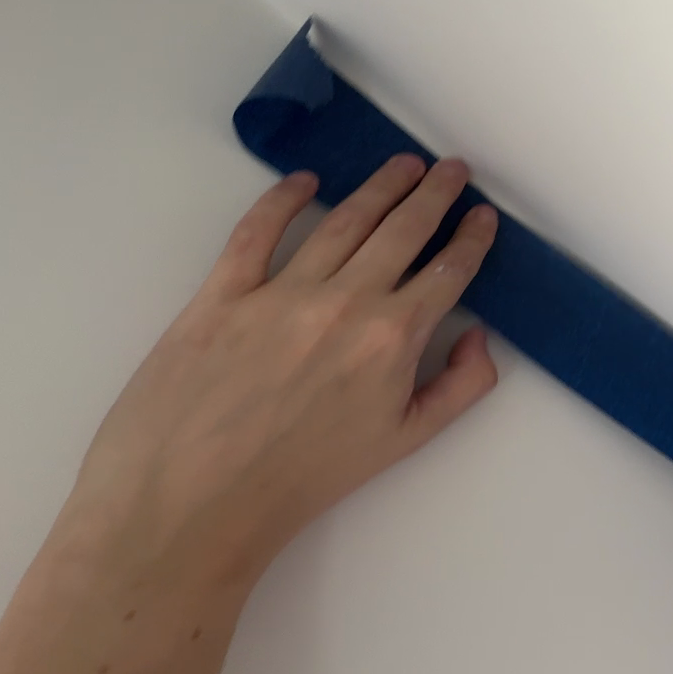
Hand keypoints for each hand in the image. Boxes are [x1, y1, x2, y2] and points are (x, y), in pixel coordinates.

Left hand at [0, 155, 499, 673]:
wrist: (189, 509)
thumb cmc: (309, 475)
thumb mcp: (410, 438)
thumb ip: (465, 384)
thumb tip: (479, 335)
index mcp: (396, 335)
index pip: (449, 268)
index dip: (473, 236)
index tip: (484, 215)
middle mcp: (347, 302)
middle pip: (404, 230)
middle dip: (437, 193)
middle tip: (453, 168)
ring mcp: (281, 295)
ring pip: (344, 222)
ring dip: (381, 186)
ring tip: (403, 164)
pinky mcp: (219, 298)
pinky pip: (254, 236)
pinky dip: (281, 202)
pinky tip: (305, 182)